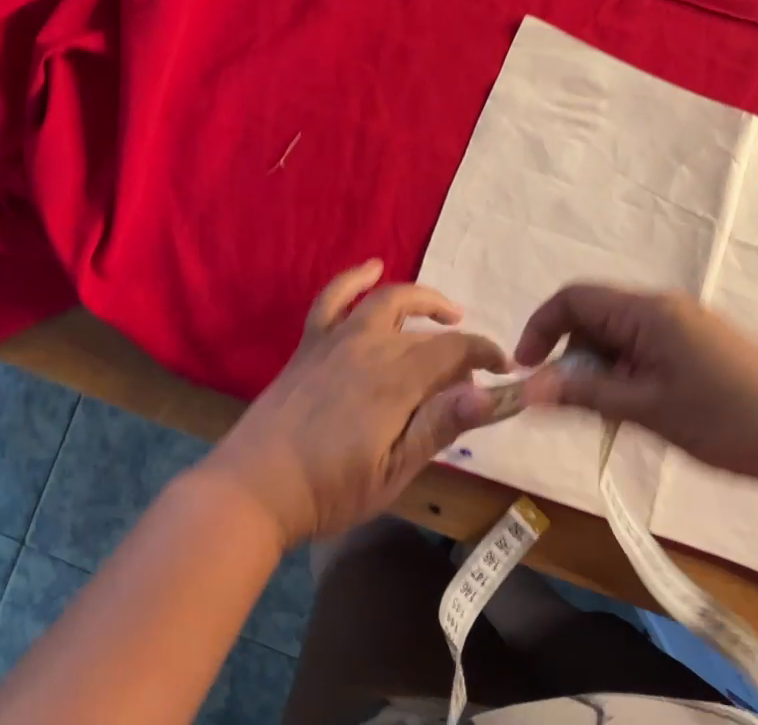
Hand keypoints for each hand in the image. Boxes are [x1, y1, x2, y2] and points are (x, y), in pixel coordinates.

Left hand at [202, 260, 507, 547]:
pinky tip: (372, 266)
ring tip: (447, 313)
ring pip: (388, 302)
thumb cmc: (329, 491)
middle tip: (472, 368)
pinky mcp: (310, 343)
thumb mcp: (393, 472)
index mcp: (395, 382)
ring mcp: (336, 341)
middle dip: (458, 345)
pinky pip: (333, 298)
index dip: (485, 355)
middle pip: (426, 333)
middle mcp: (369, 348)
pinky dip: (354, 278)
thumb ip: (439, 426)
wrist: (254, 487)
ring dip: (422, 301)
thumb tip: (490, 394)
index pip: (455, 351)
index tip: (503, 370)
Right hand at [517, 284, 757, 488]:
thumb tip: (525, 387)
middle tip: (575, 407)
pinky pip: (644, 353)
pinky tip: (644, 413)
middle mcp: (663, 309)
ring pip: (618, 339)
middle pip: (593, 318)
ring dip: (600, 373)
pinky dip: (627, 378)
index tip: (526, 373)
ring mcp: (685, 329)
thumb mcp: (649, 410)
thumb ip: (584, 395)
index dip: (539, 329)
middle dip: (571, 358)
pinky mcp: (701, 350)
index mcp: (648, 311)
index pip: (573, 299)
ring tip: (615, 417)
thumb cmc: (732, 422)